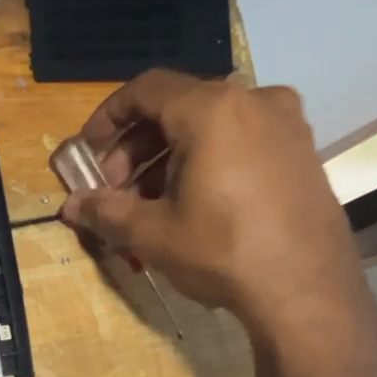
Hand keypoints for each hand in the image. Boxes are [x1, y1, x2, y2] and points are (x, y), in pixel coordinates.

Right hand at [59, 69, 360, 326]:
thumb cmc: (222, 250)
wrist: (305, 287)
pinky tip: (191, 205)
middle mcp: (253, 102)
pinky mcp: (299, 151)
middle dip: (136, 148)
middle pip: (177, 108)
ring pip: (208, 126)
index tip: (88, 149)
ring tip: (149, 205)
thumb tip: (71, 206)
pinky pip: (238, 141)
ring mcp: (284, 124)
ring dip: (168, 158)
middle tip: (115, 191)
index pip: (147, 90)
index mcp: (212, 110)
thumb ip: (107, 211)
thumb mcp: (151, 233)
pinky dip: (205, 161)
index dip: (109, 116)